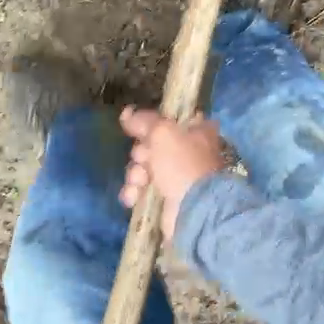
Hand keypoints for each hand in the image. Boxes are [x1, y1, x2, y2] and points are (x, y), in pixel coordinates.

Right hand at [119, 106, 225, 244]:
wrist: (193, 210)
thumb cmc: (182, 164)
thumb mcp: (162, 133)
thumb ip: (143, 121)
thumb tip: (126, 112)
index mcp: (197, 131)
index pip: (168, 120)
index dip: (151, 125)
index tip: (139, 130)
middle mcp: (188, 152)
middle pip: (150, 145)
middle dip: (140, 154)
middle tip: (144, 160)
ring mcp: (176, 177)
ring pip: (142, 168)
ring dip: (135, 175)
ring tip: (140, 183)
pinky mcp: (165, 199)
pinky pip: (141, 189)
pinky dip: (134, 192)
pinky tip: (134, 197)